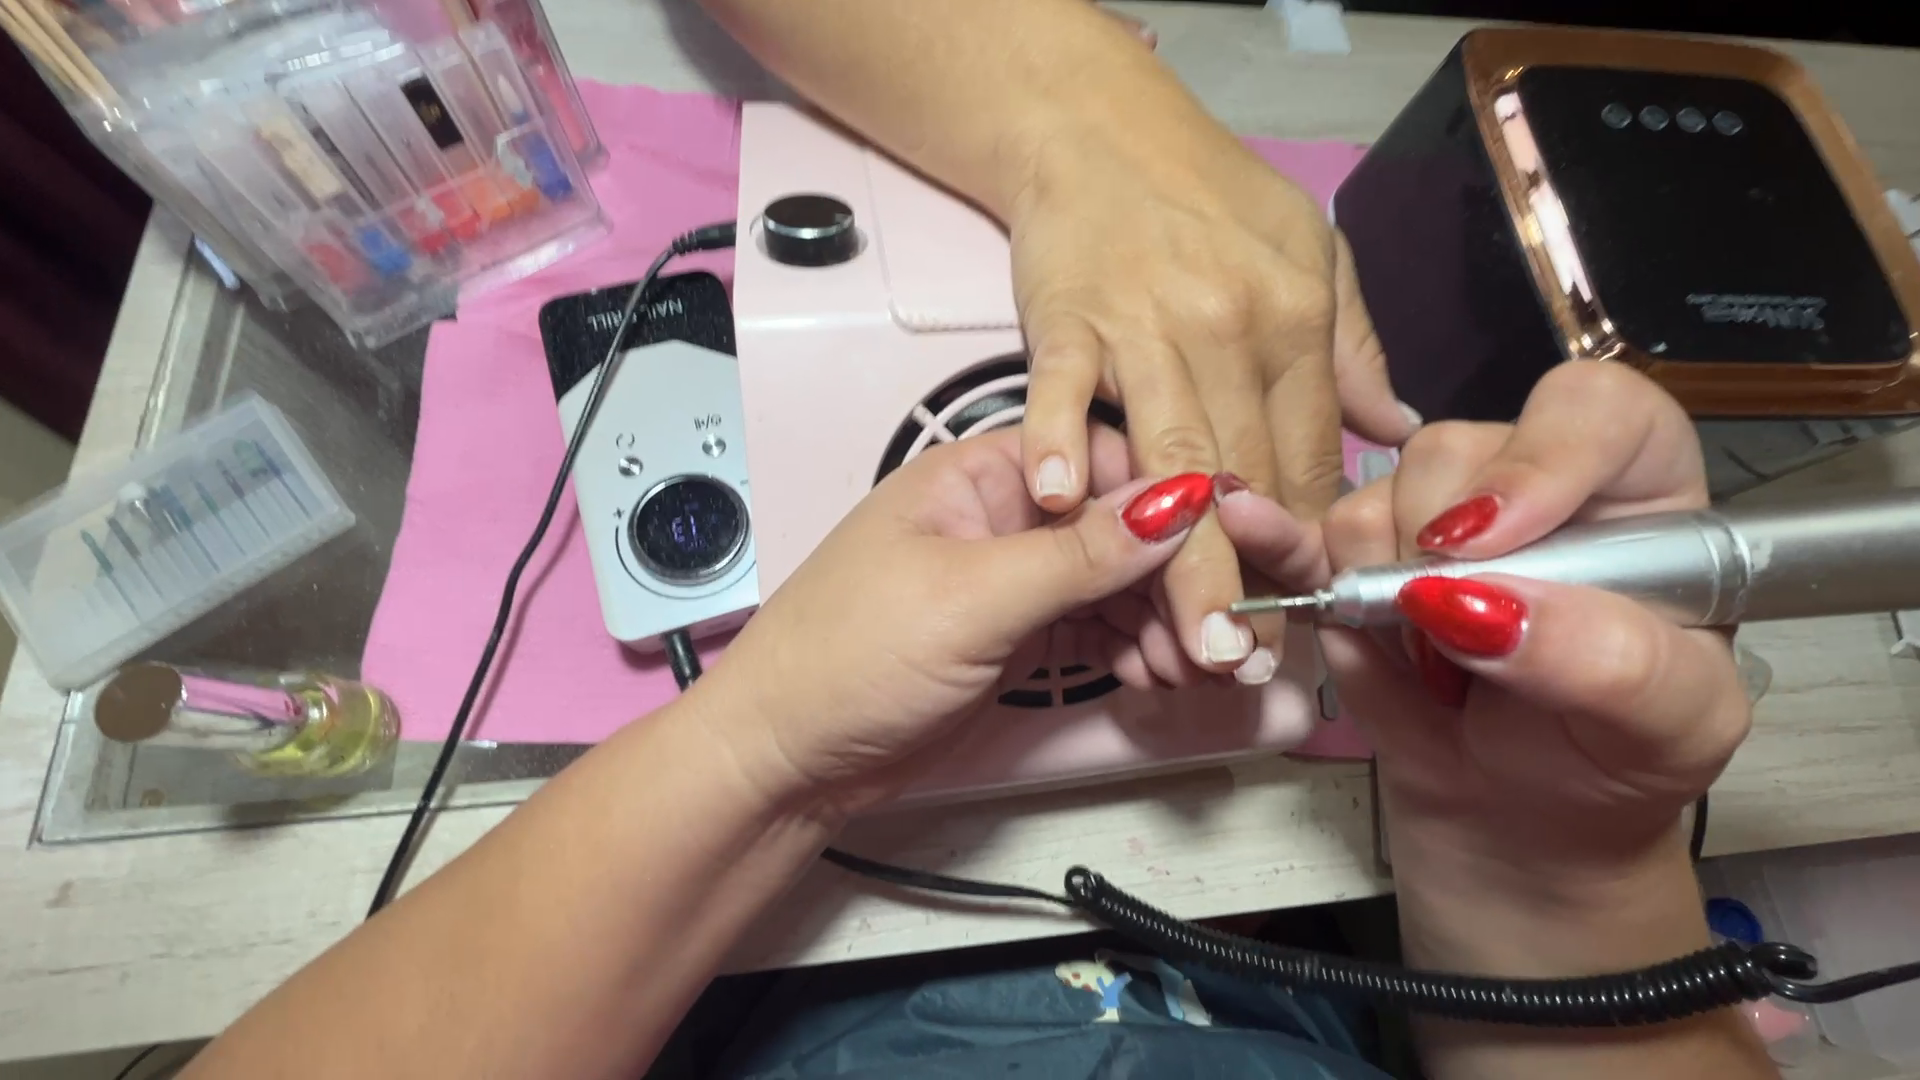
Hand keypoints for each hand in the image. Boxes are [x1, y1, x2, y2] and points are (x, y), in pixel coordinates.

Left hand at [691, 427, 1205, 813]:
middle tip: (1222, 631)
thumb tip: (1181, 500)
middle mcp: (1004, 517)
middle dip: (1174, 576)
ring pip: (1115, 583)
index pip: (1100, 459)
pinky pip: (1095, 627)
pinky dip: (1132, 649)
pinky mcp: (1018, 635)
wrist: (789, 758)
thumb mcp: (970, 597)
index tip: (1227, 545)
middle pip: (1118, 526)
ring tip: (1196, 664)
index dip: (1169, 499)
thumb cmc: (852, 656)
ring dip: (1162, 620)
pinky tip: (1157, 674)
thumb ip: (1078, 554)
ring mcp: (1014, 579)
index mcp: (978, 475)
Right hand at [1011, 104, 1417, 677]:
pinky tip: (1056, 502)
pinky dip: (1058, 439)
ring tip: (1184, 638)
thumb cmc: (1204, 193)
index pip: (1308, 456)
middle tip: (1249, 665)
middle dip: (1250, 579)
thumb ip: (1354, 347)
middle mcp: (1228, 328)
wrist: (1099, 130)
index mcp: (1293, 320)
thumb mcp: (1310, 248)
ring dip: (1178, 552)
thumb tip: (1399, 433)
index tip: (1301, 616)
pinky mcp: (1066, 317)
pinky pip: (1062, 385)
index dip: (1305, 546)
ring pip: (1172, 452)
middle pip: (1246, 475)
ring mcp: (1142, 325)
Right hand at [1217, 362, 1749, 888]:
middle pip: (1453, 449)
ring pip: (1371, 495)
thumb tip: (1460, 601)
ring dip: (1376, 574)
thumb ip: (1600, 658)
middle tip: (1447, 626)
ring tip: (1415, 646)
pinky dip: (1277, 538)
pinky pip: (1301, 529)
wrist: (1511, 805)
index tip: (1489, 541)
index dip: (1538, 456)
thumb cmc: (1606, 756)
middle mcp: (1517, 488)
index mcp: (1629, 498)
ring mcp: (1421, 520)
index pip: (1594, 413)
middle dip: (1435, 538)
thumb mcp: (1664, 724)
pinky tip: (1251, 529)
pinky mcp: (1350, 560)